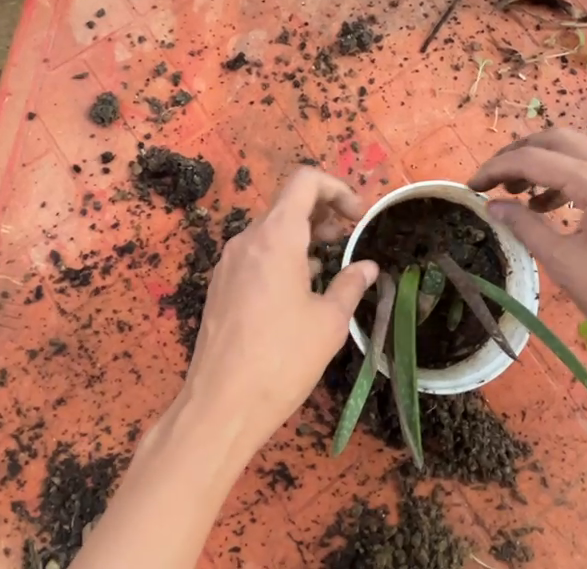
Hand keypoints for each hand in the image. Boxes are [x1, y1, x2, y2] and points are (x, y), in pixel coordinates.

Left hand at [179, 168, 377, 450]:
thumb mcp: (329, 322)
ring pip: (271, 231)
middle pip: (287, 205)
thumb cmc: (282, 359)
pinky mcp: (220, 286)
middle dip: (323, 215)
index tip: (357, 216)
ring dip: (303, 238)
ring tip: (328, 267)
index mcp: (276, 236)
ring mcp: (229, 262)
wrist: (220, 405)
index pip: (305, 181)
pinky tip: (298, 291)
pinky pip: (255, 255)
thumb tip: (367, 267)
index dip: (337, 188)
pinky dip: (281, 257)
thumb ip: (349, 285)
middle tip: (348, 240)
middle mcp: (248, 239)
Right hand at [469, 128, 586, 368]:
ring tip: (518, 194)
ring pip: (581, 150)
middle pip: (559, 140)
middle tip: (492, 180)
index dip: (497, 168)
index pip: (536, 159)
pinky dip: (572, 177)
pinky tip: (554, 205)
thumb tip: (493, 206)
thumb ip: (526, 227)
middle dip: (520, 154)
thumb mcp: (567, 266)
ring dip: (546, 164)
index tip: (471, 185)